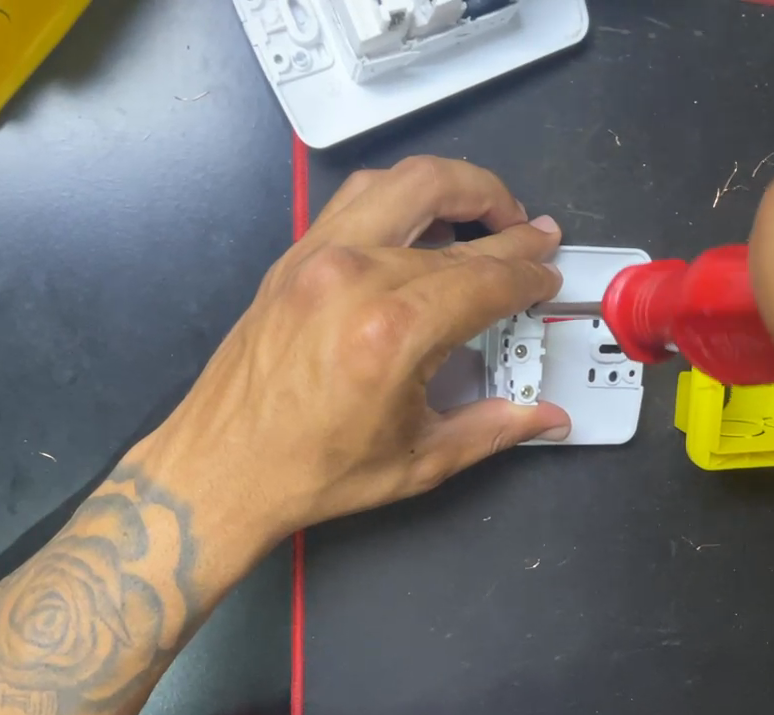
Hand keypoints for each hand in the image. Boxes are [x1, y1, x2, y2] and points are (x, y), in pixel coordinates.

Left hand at [134, 156, 567, 553]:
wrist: (224, 467)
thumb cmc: (316, 473)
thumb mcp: (418, 462)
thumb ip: (493, 430)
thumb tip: (547, 418)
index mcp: (394, 330)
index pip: (486, 279)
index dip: (529, 276)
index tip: (549, 278)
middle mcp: (356, 275)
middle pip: (454, 223)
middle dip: (509, 226)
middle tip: (536, 237)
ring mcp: (318, 256)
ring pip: (404, 183)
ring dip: (457, 186)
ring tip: (486, 211)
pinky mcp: (293, 258)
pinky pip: (359, 199)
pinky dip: (402, 196)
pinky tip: (420, 222)